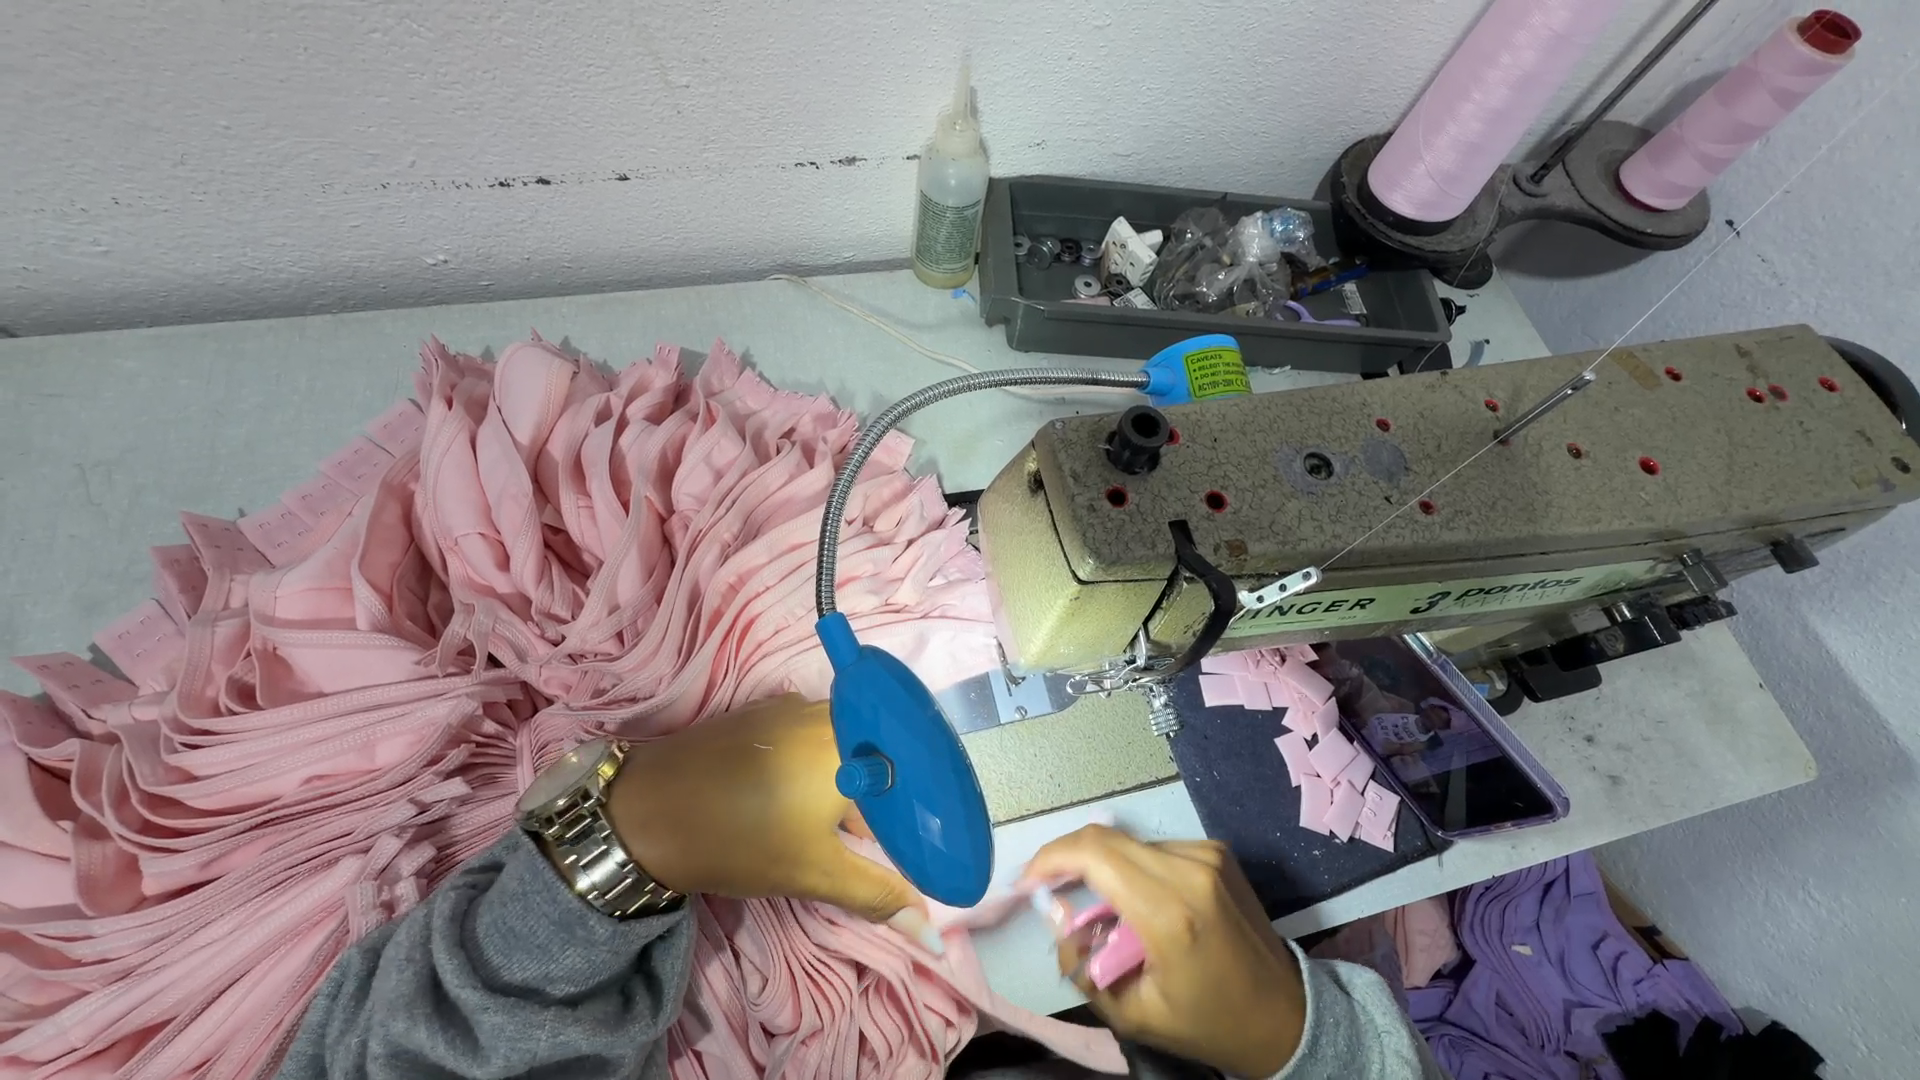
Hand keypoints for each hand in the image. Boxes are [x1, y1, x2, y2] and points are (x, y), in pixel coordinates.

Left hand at [605, 695, 916, 921]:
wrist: (649, 812)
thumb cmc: (743, 842)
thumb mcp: (816, 873)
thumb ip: (881, 897)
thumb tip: (933, 935)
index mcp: (853, 744)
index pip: (911, 770)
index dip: (918, 806)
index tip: (917, 837)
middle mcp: (830, 712)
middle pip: (877, 751)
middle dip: (881, 797)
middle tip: (872, 839)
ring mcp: (794, 705)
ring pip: (844, 740)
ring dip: (850, 778)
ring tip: (839, 823)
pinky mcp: (764, 709)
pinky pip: (813, 731)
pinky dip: (821, 760)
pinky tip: (801, 796)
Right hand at [1022, 826, 1306, 1077]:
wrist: (1287, 1015)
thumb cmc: (1208, 1022)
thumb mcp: (1133, 1012)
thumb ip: (1082, 962)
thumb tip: (1053, 908)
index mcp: (1170, 912)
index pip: (1093, 854)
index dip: (1050, 859)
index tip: (1028, 881)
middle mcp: (1189, 869)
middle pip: (1105, 838)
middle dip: (1066, 858)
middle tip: (1048, 887)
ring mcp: (1207, 854)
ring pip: (1127, 844)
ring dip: (1103, 868)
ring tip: (1105, 911)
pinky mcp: (1216, 851)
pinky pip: (1155, 850)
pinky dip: (1135, 870)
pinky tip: (1144, 904)